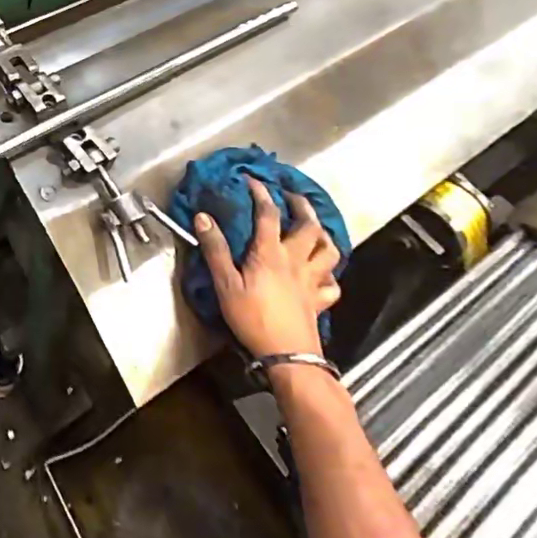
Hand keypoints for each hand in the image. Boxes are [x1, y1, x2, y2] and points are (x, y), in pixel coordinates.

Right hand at [192, 177, 341, 357]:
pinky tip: (322, 272)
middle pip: (308, 225)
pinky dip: (330, 273)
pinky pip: (333, 282)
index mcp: (270, 253)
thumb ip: (215, 250)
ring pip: (328, 249)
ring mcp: (312, 280)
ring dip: (322, 234)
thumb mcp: (226, 284)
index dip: (261, 192)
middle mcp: (296, 260)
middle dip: (301, 205)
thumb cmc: (253, 318)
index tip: (252, 180)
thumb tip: (203, 218)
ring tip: (313, 228)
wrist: (289, 357)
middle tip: (292, 196)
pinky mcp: (321, 300)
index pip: (268, 213)